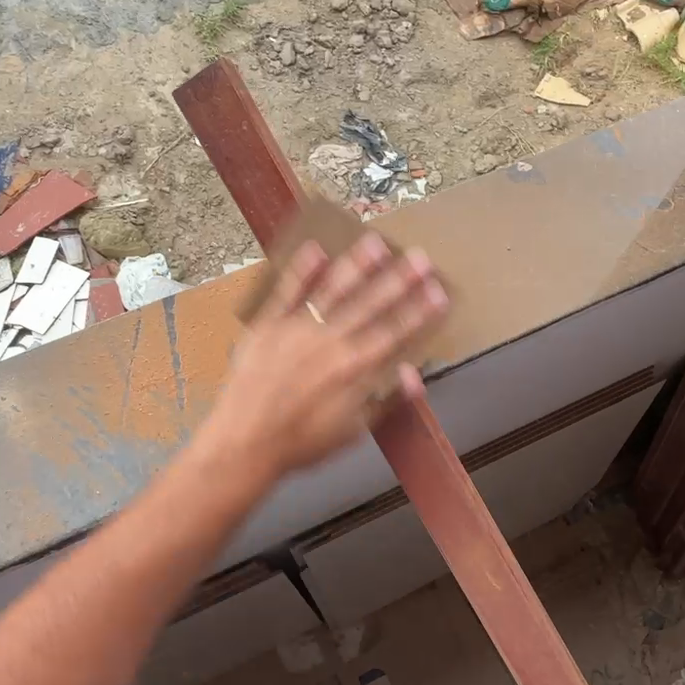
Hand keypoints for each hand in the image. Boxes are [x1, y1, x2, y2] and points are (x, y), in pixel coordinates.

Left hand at [204, 232, 448, 477]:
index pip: (396, 332)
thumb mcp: (352, 432)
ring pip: (333, 290)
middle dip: (399, 279)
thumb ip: (386, 400)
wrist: (244, 443)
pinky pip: (286, 292)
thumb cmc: (301, 444)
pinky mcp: (267, 326)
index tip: (440, 291)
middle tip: (421, 256)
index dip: (420, 311)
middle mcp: (331, 342)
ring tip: (375, 241)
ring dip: (356, 265)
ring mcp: (297, 330)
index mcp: (355, 369)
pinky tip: (316, 249)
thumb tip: (414, 374)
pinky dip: (301, 270)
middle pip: (371, 304)